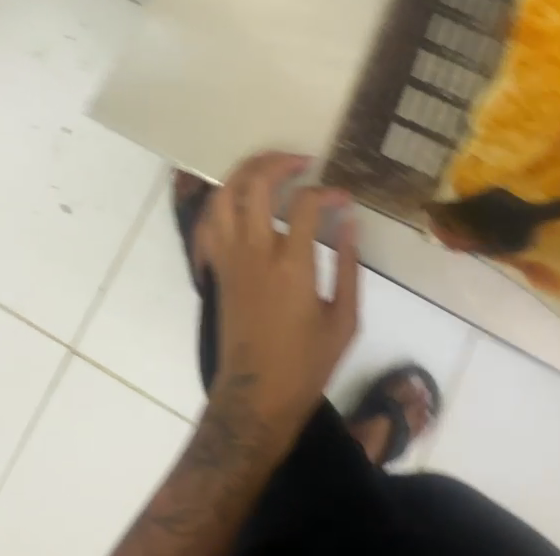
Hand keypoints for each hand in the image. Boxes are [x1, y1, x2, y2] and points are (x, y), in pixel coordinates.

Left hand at [196, 152, 361, 445]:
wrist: (255, 396)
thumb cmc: (306, 365)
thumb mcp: (345, 321)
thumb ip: (349, 267)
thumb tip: (350, 222)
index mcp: (292, 265)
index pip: (305, 204)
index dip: (327, 192)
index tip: (344, 197)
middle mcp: (255, 251)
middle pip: (256, 184)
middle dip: (279, 162)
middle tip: (302, 162)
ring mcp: (230, 257)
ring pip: (224, 194)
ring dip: (246, 172)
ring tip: (270, 167)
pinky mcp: (217, 267)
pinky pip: (210, 221)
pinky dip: (223, 201)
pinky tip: (242, 199)